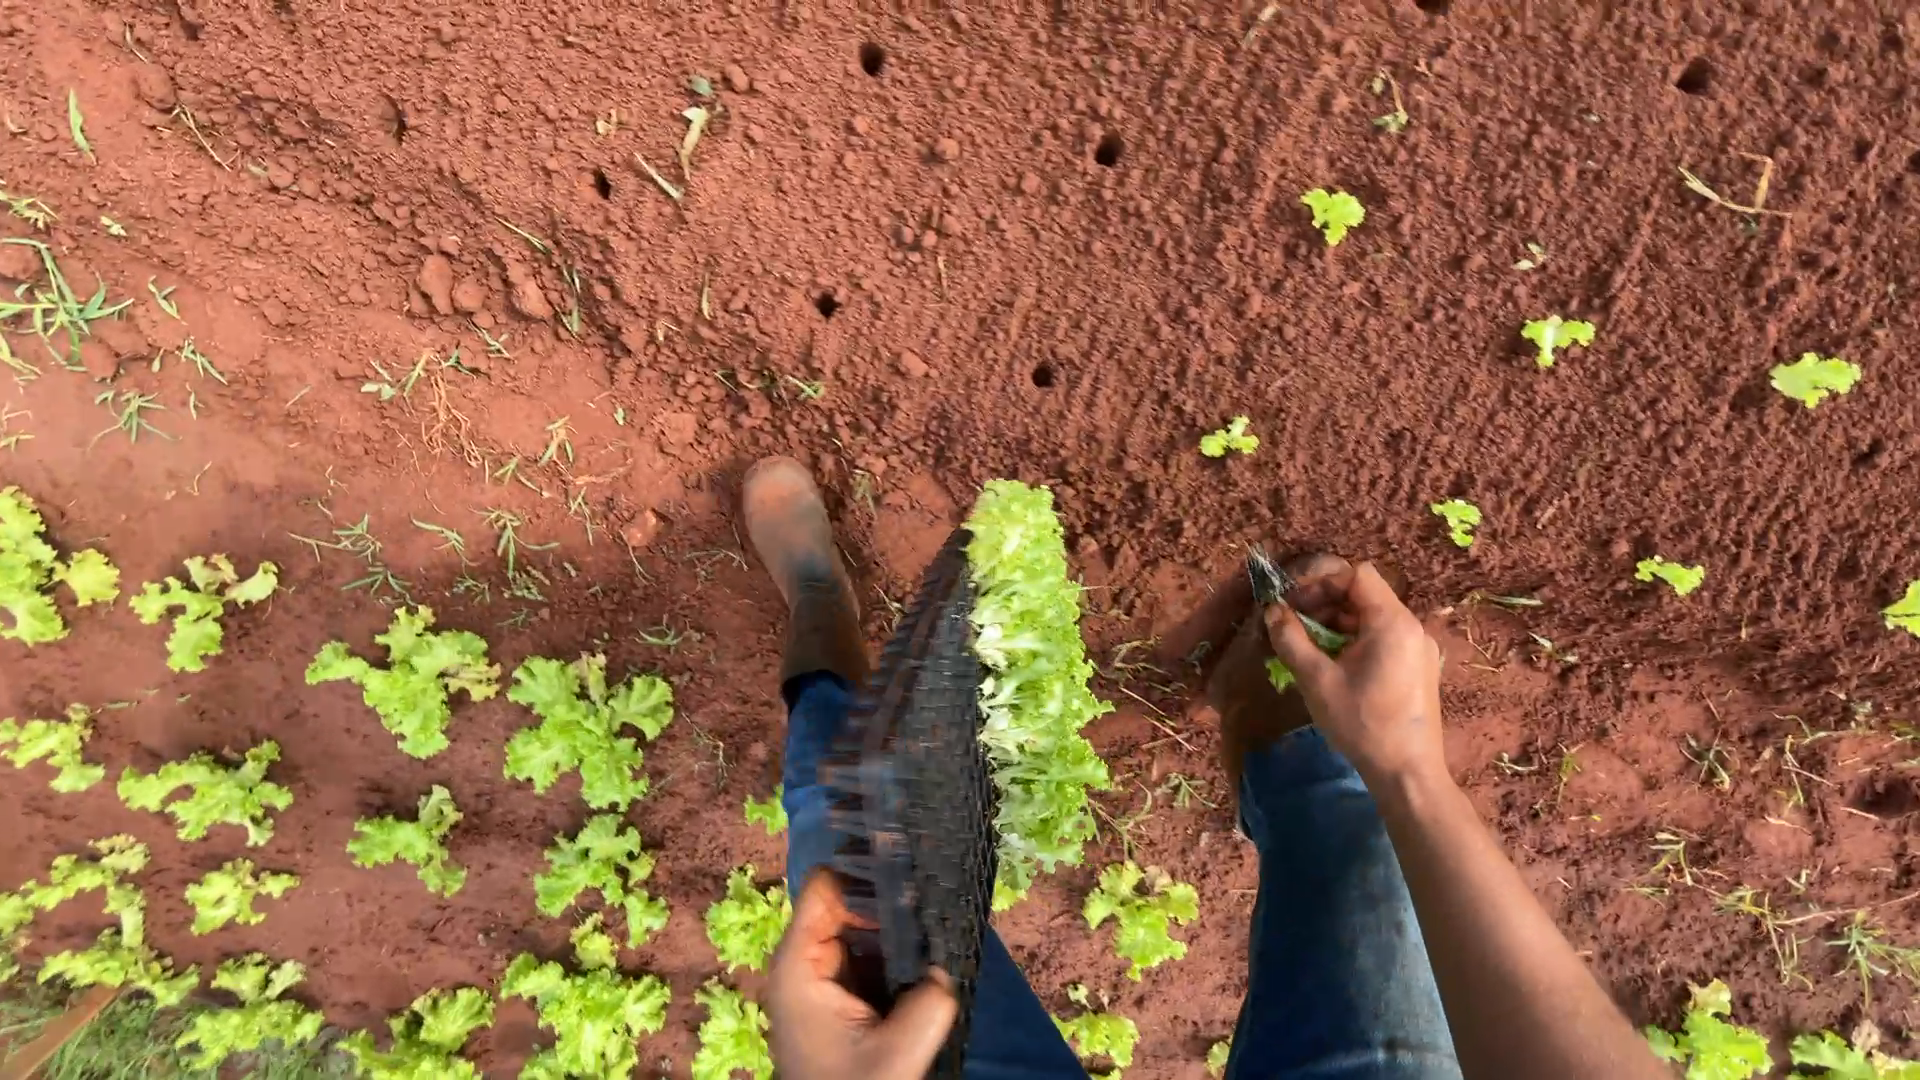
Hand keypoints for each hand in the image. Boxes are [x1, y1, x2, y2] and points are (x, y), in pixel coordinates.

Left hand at [766, 871, 957, 1079]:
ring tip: (932, 912)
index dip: (863, 871)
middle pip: (844, 899)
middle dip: (887, 895)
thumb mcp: (896, 1056)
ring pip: (860, 923)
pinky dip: (894, 946)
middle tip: (930, 890)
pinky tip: (923, 944)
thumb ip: (929, 1006)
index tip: (907, 870)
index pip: (824, 886)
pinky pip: (867, 950)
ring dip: (895, 922)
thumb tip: (946, 967)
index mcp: (799, 964)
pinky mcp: (839, 992)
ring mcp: (821, 975)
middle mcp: (804, 960)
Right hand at [1264, 561, 1445, 787]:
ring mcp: (1417, 648)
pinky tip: (1330, 664)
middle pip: (1362, 594)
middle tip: (1291, 626)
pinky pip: (1379, 638)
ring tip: (1305, 647)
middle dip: (1322, 603)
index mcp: (1392, 623)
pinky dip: (1350, 640)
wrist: (1407, 773)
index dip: (1320, 582)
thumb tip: (1271, 611)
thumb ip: (1290, 638)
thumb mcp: (1316, 679)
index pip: (1356, 575)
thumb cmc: (1361, 723)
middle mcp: (1411, 628)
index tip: (1292, 604)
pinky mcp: (1416, 667)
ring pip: (1368, 617)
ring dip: (1333, 623)